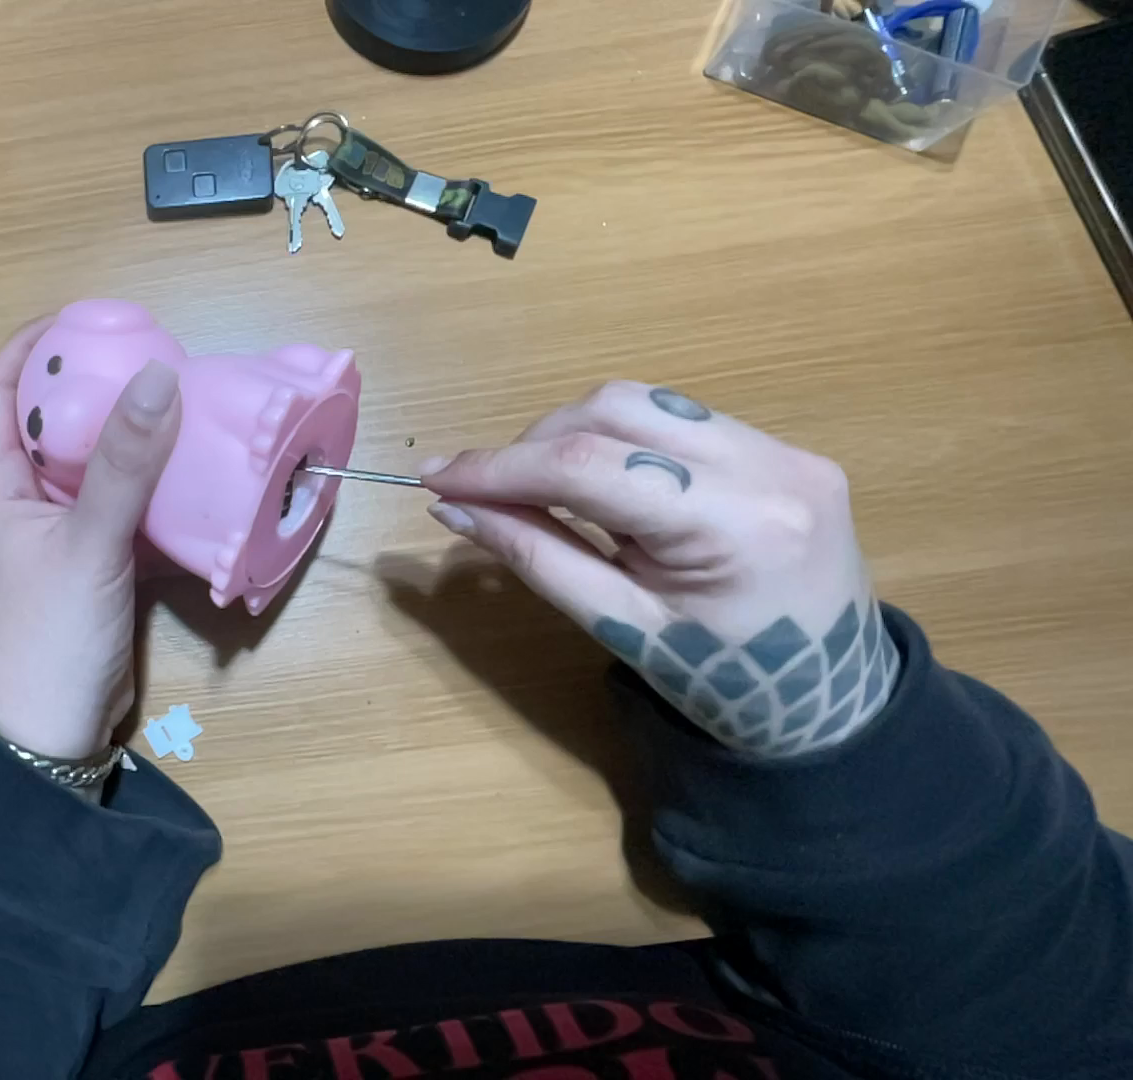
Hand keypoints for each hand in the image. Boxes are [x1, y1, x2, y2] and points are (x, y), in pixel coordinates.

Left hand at [0, 318, 182, 759]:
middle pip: (52, 424)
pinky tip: (196, 477)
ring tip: (182, 406)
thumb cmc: (52, 633)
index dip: (27, 348)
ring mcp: (67, 535)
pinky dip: (157, 490)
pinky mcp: (101, 563)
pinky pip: (129, 509)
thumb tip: (157, 376)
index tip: (81, 318)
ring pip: (97, 467)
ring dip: (133, 437)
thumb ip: (122, 466)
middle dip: (93, 386)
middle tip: (151, 359)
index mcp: (1, 487)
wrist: (55, 730)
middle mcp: (29, 502)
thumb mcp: (88, 544)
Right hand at [421, 381, 897, 756]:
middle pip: (613, 410)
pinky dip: (608, 439)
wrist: (830, 697)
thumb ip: (532, 556)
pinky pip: (667, 416)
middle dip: (531, 446)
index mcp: (734, 525)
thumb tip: (452, 508)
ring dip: (566, 435)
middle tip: (487, 493)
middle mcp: (768, 463)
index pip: (588, 468)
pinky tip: (592, 482)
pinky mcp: (776, 444)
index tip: (433, 477)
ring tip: (536, 488)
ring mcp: (781, 445)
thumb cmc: (717, 680)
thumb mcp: (616, 624)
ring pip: (638, 401)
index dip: (498, 467)